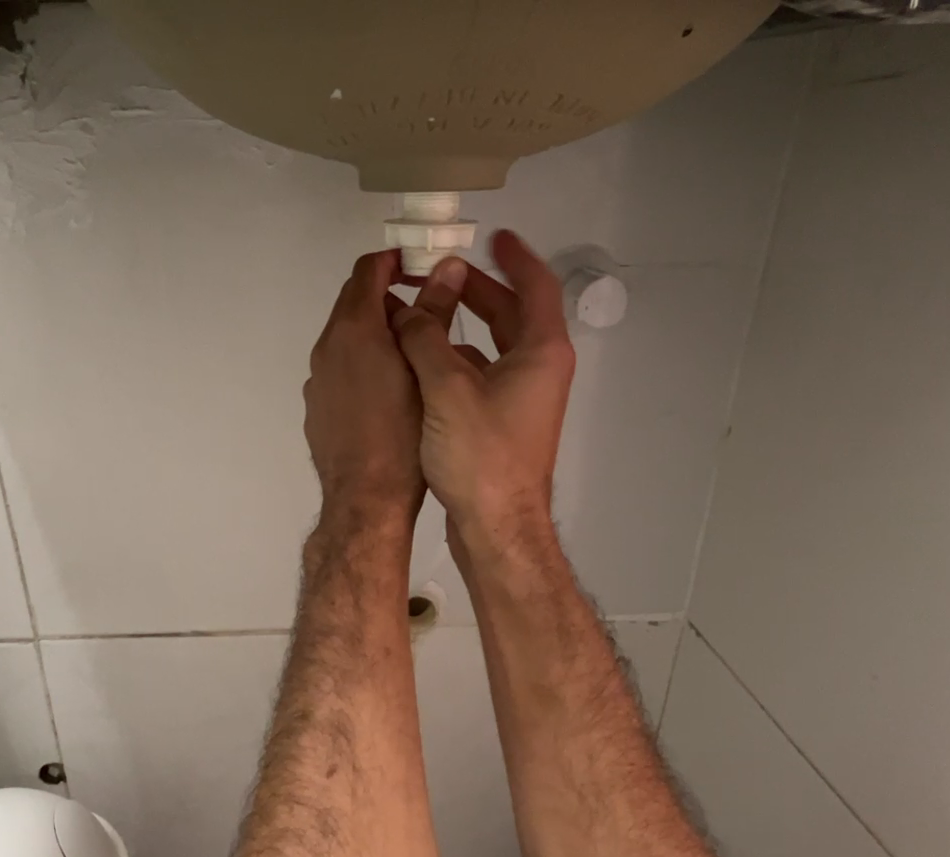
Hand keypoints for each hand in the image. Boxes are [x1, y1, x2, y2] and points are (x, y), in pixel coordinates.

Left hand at [304, 249, 426, 518]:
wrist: (366, 499)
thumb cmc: (405, 434)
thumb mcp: (428, 369)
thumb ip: (434, 314)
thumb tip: (447, 268)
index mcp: (353, 330)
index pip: (366, 272)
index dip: (394, 262)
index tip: (420, 268)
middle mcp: (327, 348)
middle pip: (353, 305)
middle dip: (388, 301)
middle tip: (426, 318)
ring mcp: (317, 381)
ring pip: (345, 341)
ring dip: (374, 336)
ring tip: (411, 361)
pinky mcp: (316, 408)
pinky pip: (338, 373)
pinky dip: (360, 367)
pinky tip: (385, 398)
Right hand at [389, 230, 575, 549]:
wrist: (497, 527)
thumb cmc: (481, 456)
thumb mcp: (447, 389)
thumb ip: (425, 340)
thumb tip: (409, 306)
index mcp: (541, 351)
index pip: (535, 286)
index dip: (513, 257)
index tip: (493, 235)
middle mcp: (539, 369)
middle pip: (510, 314)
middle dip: (473, 290)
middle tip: (435, 272)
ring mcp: (522, 399)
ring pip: (491, 347)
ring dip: (458, 328)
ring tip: (418, 313)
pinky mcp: (502, 423)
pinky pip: (480, 376)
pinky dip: (454, 361)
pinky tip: (421, 363)